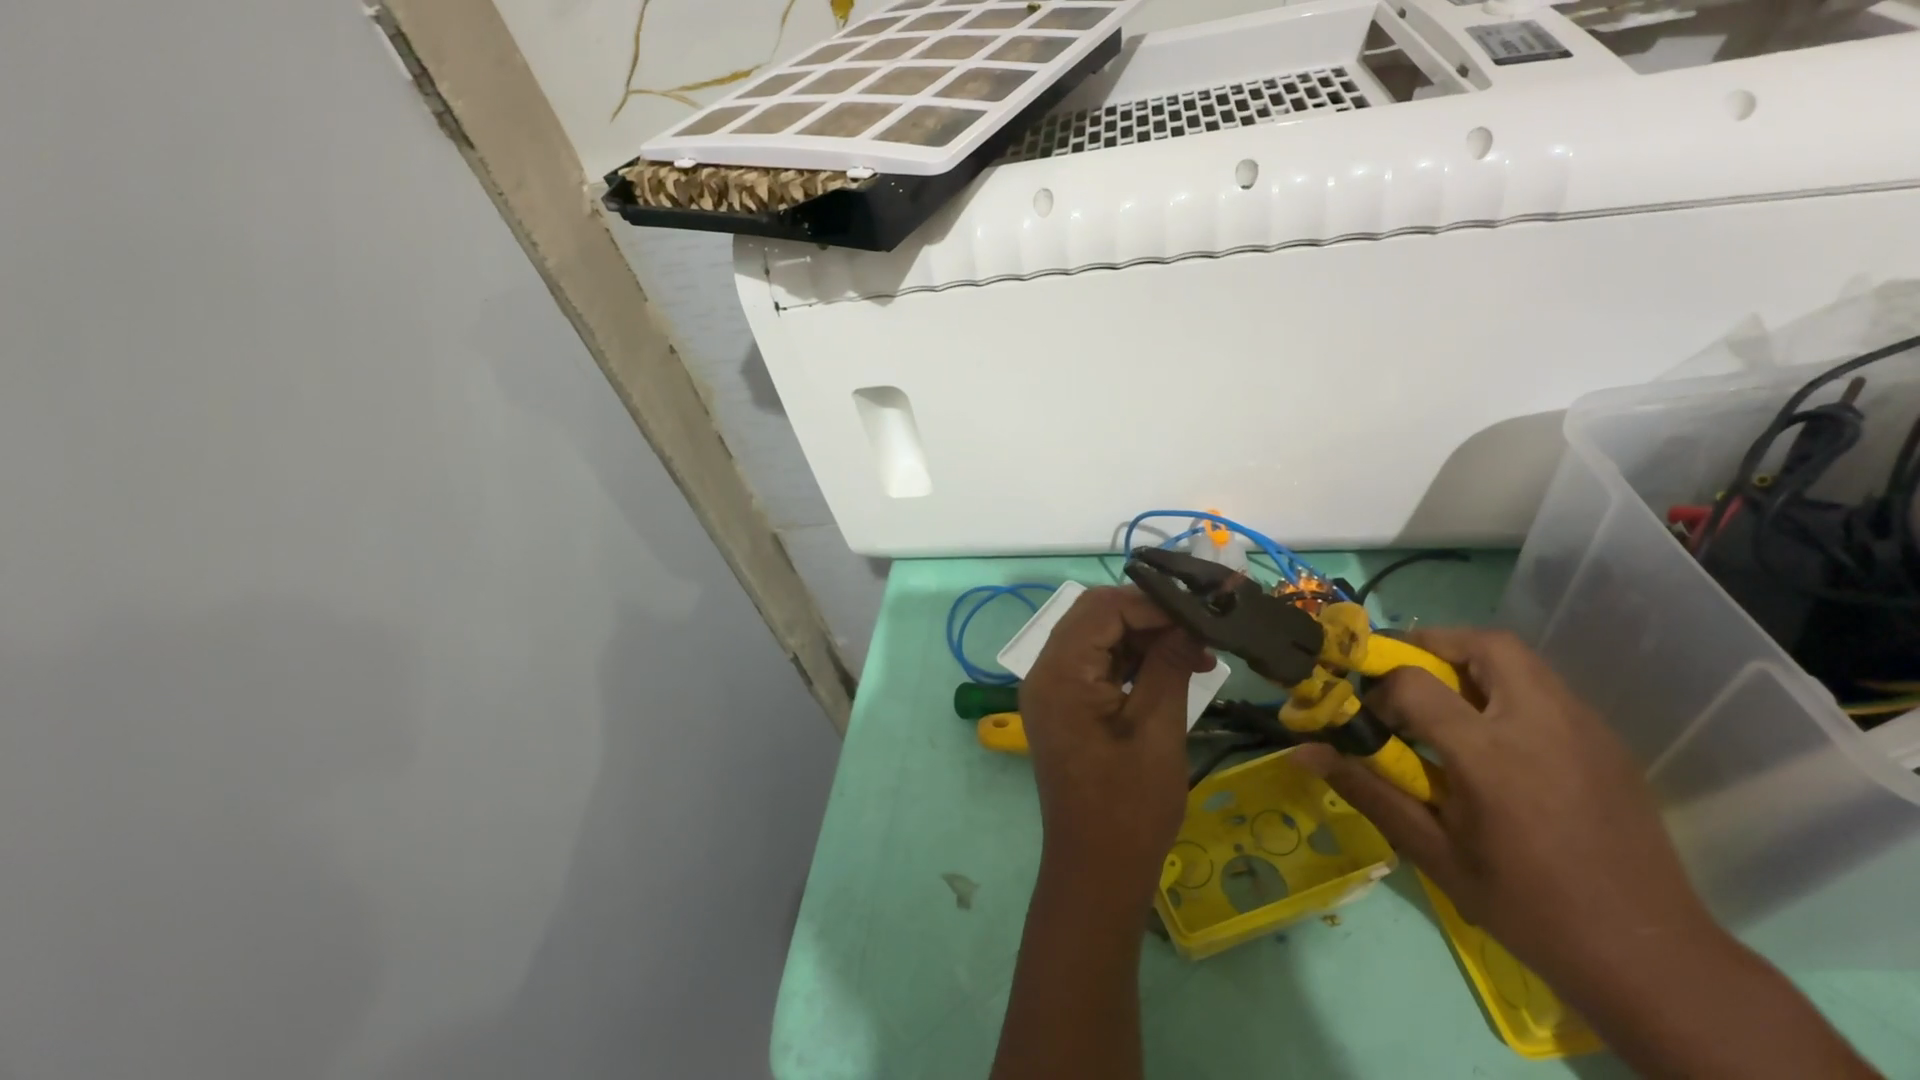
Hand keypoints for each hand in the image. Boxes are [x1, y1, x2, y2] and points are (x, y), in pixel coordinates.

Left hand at [1018, 586, 1213, 906]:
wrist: (1097, 870)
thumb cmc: (1129, 806)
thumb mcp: (1157, 729)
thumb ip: (1169, 665)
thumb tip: (1191, 622)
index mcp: (1060, 674)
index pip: (1103, 608)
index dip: (1155, 603)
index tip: (1204, 610)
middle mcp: (1046, 673)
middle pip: (1095, 615)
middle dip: (1151, 615)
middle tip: (1202, 629)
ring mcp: (1053, 691)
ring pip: (1098, 637)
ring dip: (1146, 637)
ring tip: (1199, 652)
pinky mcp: (1066, 707)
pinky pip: (1097, 665)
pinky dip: (1135, 661)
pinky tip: (1177, 669)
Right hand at [1292, 628, 1712, 987]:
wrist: (1642, 949)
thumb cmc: (1525, 906)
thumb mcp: (1434, 851)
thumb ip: (1369, 790)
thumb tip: (1302, 752)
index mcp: (1490, 755)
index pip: (1417, 683)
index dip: (1381, 690)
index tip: (1370, 719)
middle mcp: (1541, 723)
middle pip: (1484, 643)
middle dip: (1435, 644)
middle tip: (1405, 674)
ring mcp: (1583, 726)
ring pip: (1522, 659)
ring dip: (1473, 662)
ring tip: (1446, 704)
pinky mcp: (1608, 740)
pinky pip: (1548, 689)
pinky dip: (1509, 688)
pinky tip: (1497, 739)